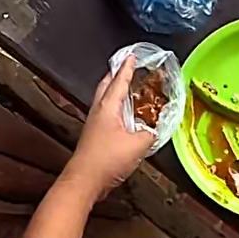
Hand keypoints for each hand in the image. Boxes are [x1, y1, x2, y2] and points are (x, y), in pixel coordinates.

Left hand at [60, 56, 156, 197]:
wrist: (84, 181)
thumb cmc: (106, 160)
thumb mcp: (137, 145)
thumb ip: (150, 133)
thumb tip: (154, 130)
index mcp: (108, 107)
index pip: (119, 81)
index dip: (127, 68)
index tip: (131, 56)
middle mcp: (98, 112)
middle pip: (106, 87)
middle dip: (116, 75)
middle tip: (126, 67)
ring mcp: (94, 124)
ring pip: (105, 100)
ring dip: (115, 91)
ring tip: (127, 88)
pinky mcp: (94, 137)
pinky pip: (106, 115)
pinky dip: (116, 109)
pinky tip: (124, 117)